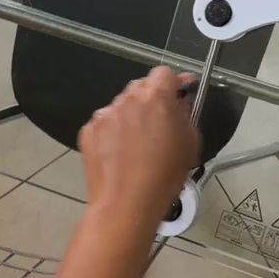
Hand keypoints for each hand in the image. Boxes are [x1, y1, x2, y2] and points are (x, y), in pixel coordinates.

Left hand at [78, 67, 199, 227]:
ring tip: (136, 144)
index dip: (172, 83)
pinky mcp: (88, 131)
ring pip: (121, 104)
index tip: (177, 96)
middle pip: (141, 86)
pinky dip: (112, 131)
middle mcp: (128, 99)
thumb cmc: (165, 176)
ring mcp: (104, 114)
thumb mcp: (190, 143)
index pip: (164, 72)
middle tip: (158, 124)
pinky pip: (105, 122)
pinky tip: (118, 153)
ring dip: (130, 115)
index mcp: (156, 97)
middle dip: (150, 99)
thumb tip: (180, 99)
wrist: (126, 204)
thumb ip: (185, 112)